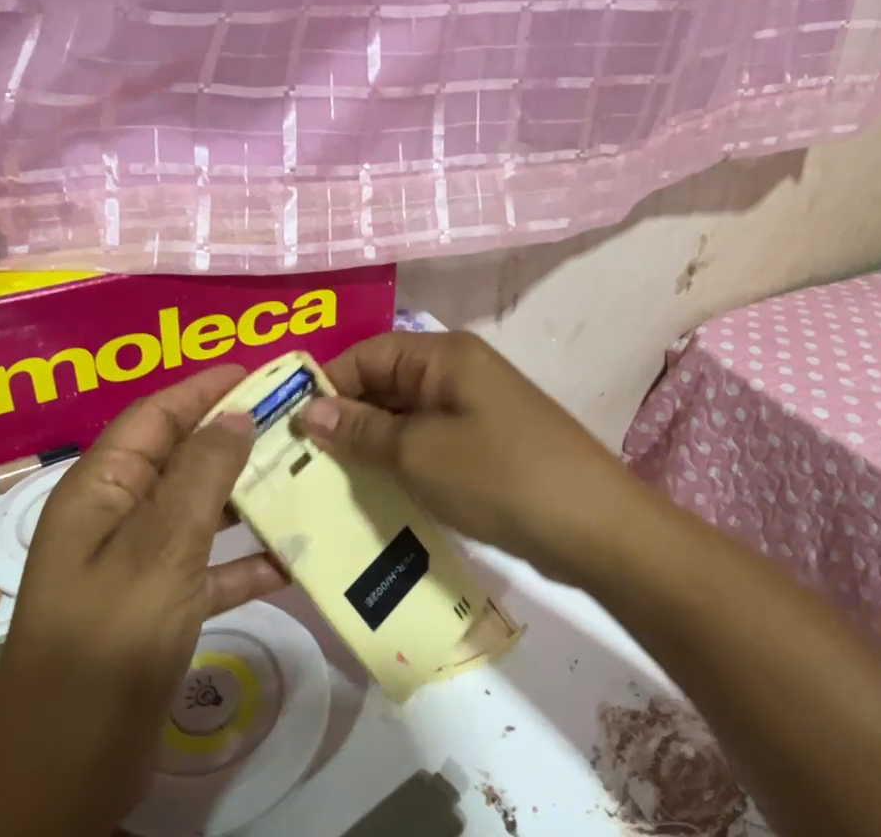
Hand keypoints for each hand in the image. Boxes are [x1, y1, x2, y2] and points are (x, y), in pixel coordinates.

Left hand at [0, 365, 284, 836]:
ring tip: (308, 477)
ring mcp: (136, 566)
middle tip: (300, 422)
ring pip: (199, 513)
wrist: (69, 761)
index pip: (155, 416)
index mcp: (100, 488)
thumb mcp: (159, 546)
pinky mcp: (158, 610)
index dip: (204, 388)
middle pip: (181, 460)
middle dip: (235, 438)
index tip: (260, 370)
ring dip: (247, 498)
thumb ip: (200, 475)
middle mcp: (115, 518)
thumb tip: (235, 413)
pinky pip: (208, 570)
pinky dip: (245, 562)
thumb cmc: (110, 638)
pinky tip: (295, 561)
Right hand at [295, 331, 647, 581]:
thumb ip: (361, 429)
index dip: (326, 386)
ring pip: (405, 418)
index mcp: (444, 356)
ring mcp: (476, 410)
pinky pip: (429, 444)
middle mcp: (459, 372)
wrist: (594, 527)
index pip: (367, 354)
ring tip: (326, 483)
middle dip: (344, 419)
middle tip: (299, 464)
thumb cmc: (499, 476)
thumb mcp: (419, 453)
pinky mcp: (486, 447)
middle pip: (385, 383)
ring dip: (370, 446)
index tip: (286, 428)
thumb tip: (308, 411)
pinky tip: (375, 494)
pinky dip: (401, 464)